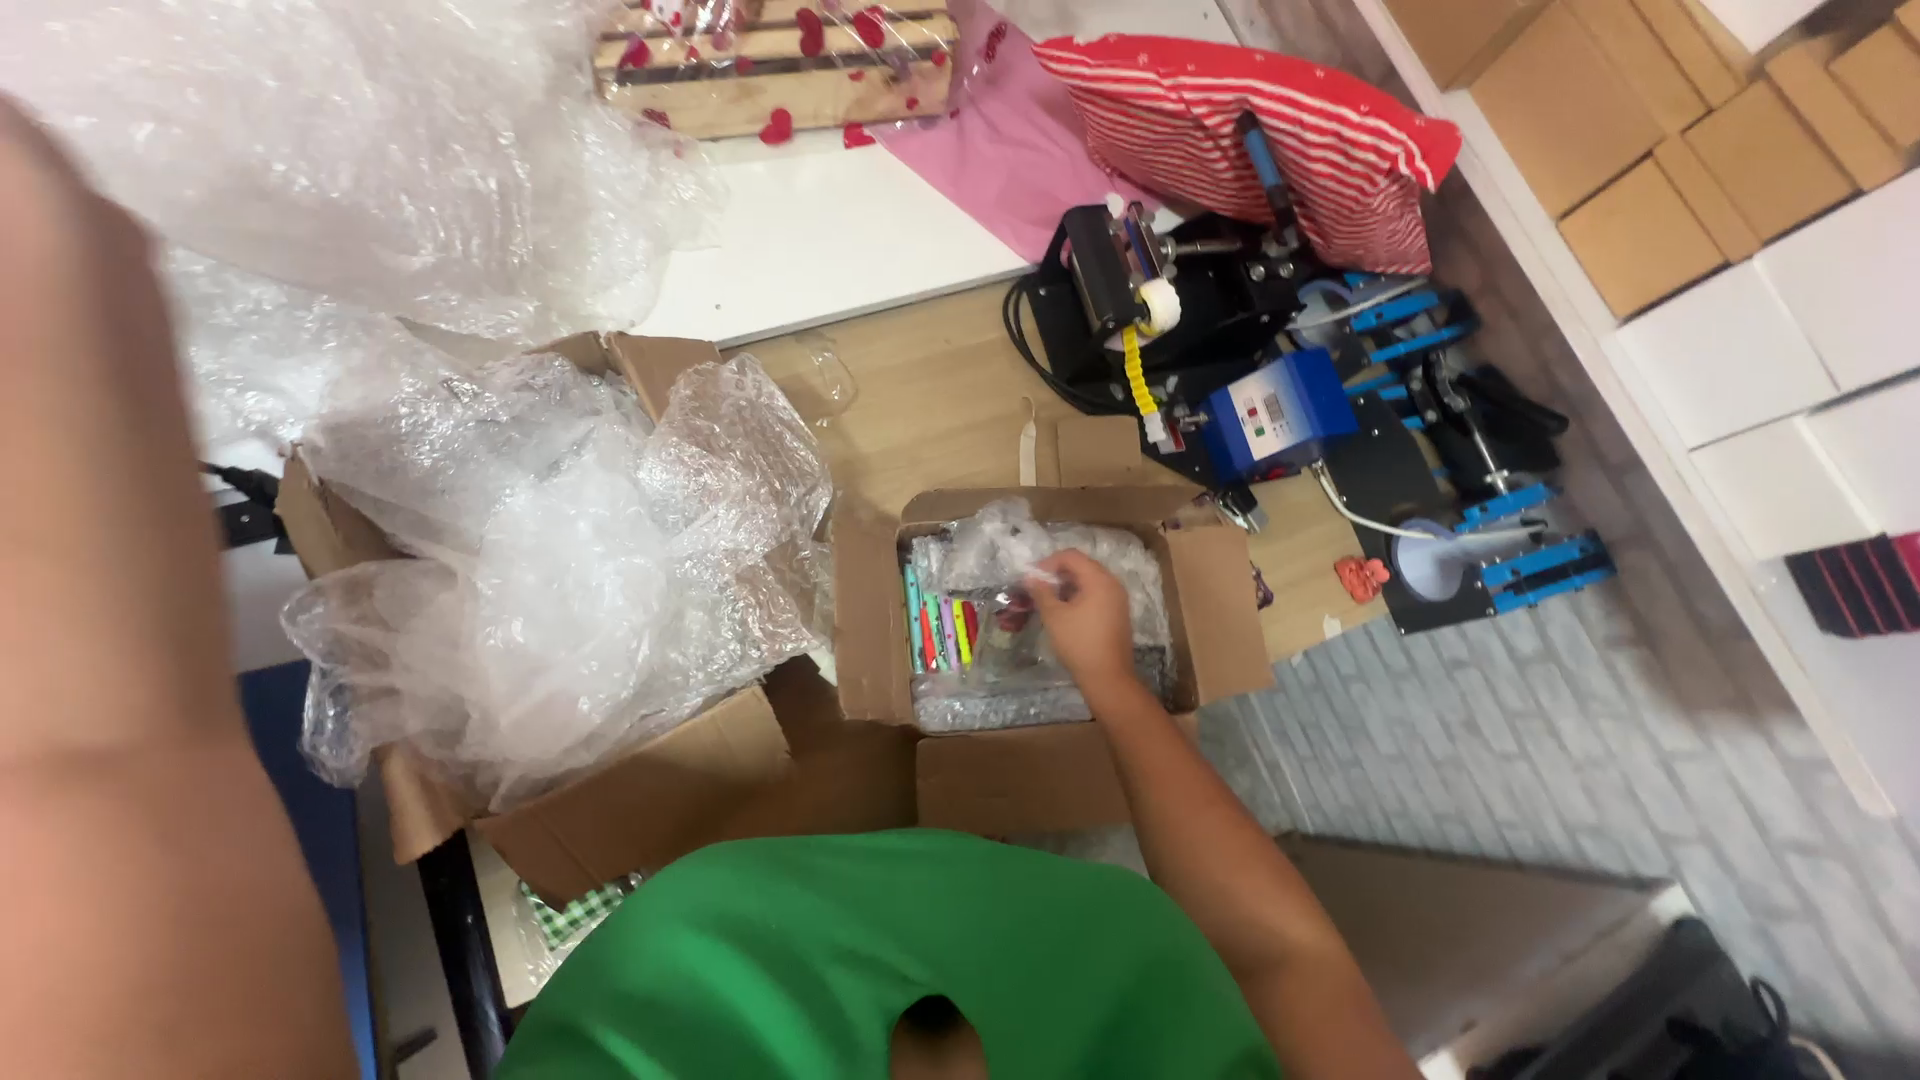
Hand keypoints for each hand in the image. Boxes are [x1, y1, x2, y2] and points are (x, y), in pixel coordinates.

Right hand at [1026, 549, 1135, 689]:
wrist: (1107, 676)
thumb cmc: (1079, 643)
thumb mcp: (1054, 616)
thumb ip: (1041, 592)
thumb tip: (1030, 577)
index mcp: (1099, 580)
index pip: (1071, 556)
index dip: (1049, 562)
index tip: (1032, 578)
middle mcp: (1112, 584)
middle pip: (1082, 566)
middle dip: (1058, 574)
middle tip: (1039, 588)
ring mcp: (1118, 599)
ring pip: (1089, 581)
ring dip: (1067, 586)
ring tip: (1049, 601)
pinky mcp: (1118, 613)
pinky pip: (1097, 594)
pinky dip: (1079, 596)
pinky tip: (1066, 612)